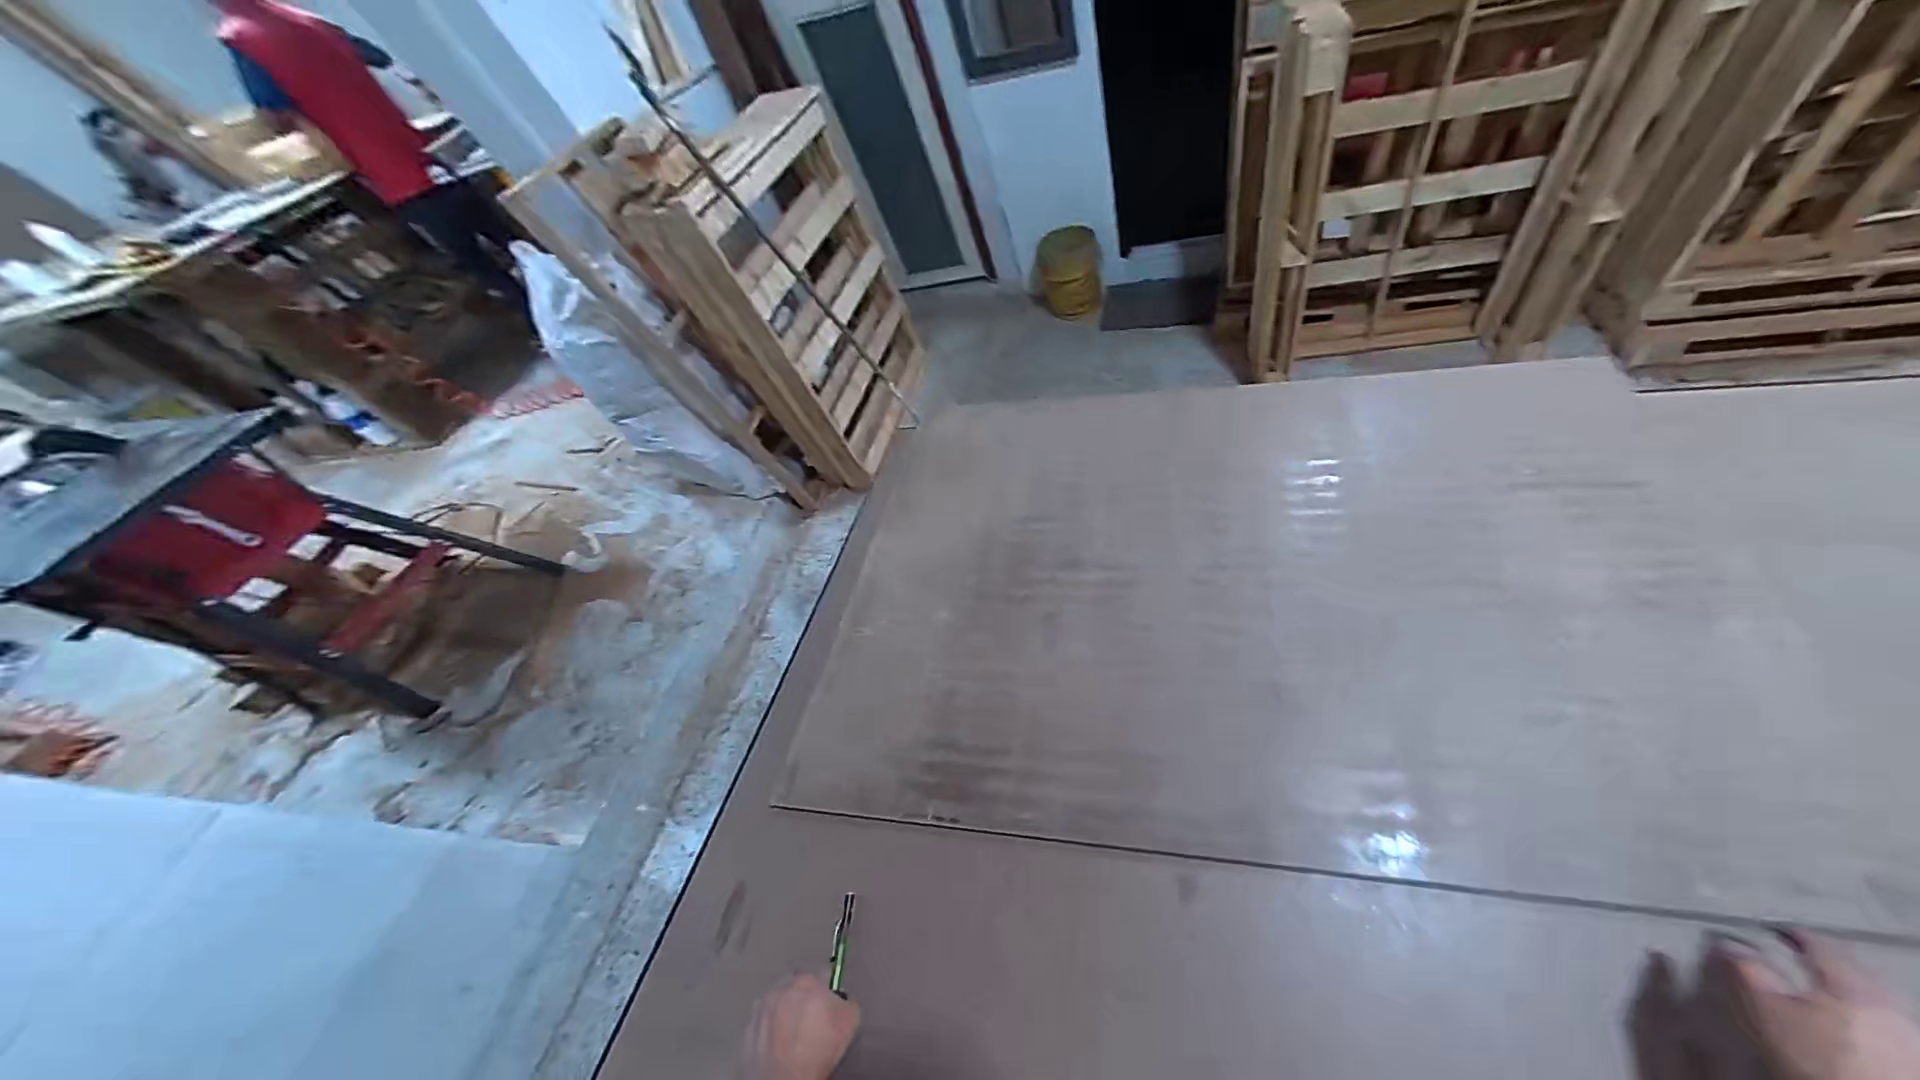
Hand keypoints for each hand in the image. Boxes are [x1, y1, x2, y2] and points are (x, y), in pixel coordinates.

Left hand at [743, 974, 861, 1079]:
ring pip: (778, 1002)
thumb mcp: (850, 1022)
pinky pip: (763, 1022)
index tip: (827, 1011)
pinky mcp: (748, 1028)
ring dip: (785, 1012)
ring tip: (791, 1035)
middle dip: (804, 1000)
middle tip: (810, 1023)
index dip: (826, 995)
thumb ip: (846, 1003)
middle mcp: (782, 988)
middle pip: (797, 988)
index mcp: (808, 982)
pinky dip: (770, 1028)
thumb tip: (840, 1003)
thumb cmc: (819, 1050)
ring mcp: (761, 1007)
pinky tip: (777, 1045)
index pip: (822, 978)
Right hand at [1715, 928, 1919, 1079]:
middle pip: (1851, 966)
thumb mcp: (1768, 1011)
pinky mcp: (1911, 1050)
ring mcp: (1906, 1030)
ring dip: (1841, 979)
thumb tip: (1726, 943)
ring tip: (1816, 981)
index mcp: (1854, 987)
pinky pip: (1880, 1010)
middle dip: (1821, 957)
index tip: (1771, 928)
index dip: (1792, 933)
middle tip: (1792, 952)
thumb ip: (1747, 971)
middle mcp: (1889, 1003)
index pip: (1821, 946)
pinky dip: (1857, 1001)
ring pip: (1869, 989)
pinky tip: (1843, 1011)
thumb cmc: (1811, 1055)